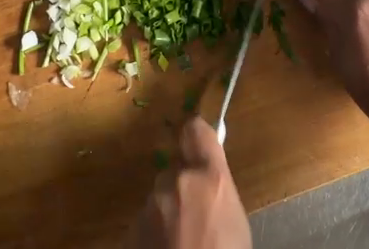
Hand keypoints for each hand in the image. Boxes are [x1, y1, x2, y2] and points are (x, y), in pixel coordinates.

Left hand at [130, 116, 250, 248]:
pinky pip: (145, 222)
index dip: (196, 136)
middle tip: (193, 217)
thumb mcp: (236, 225)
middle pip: (175, 170)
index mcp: (210, 178)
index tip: (197, 145)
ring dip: (166, 212)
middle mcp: (177, 182)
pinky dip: (153, 233)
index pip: (196, 130)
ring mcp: (151, 205)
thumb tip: (210, 185)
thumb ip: (219, 194)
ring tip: (180, 242)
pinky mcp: (132, 230)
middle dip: (181, 187)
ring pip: (159, 198)